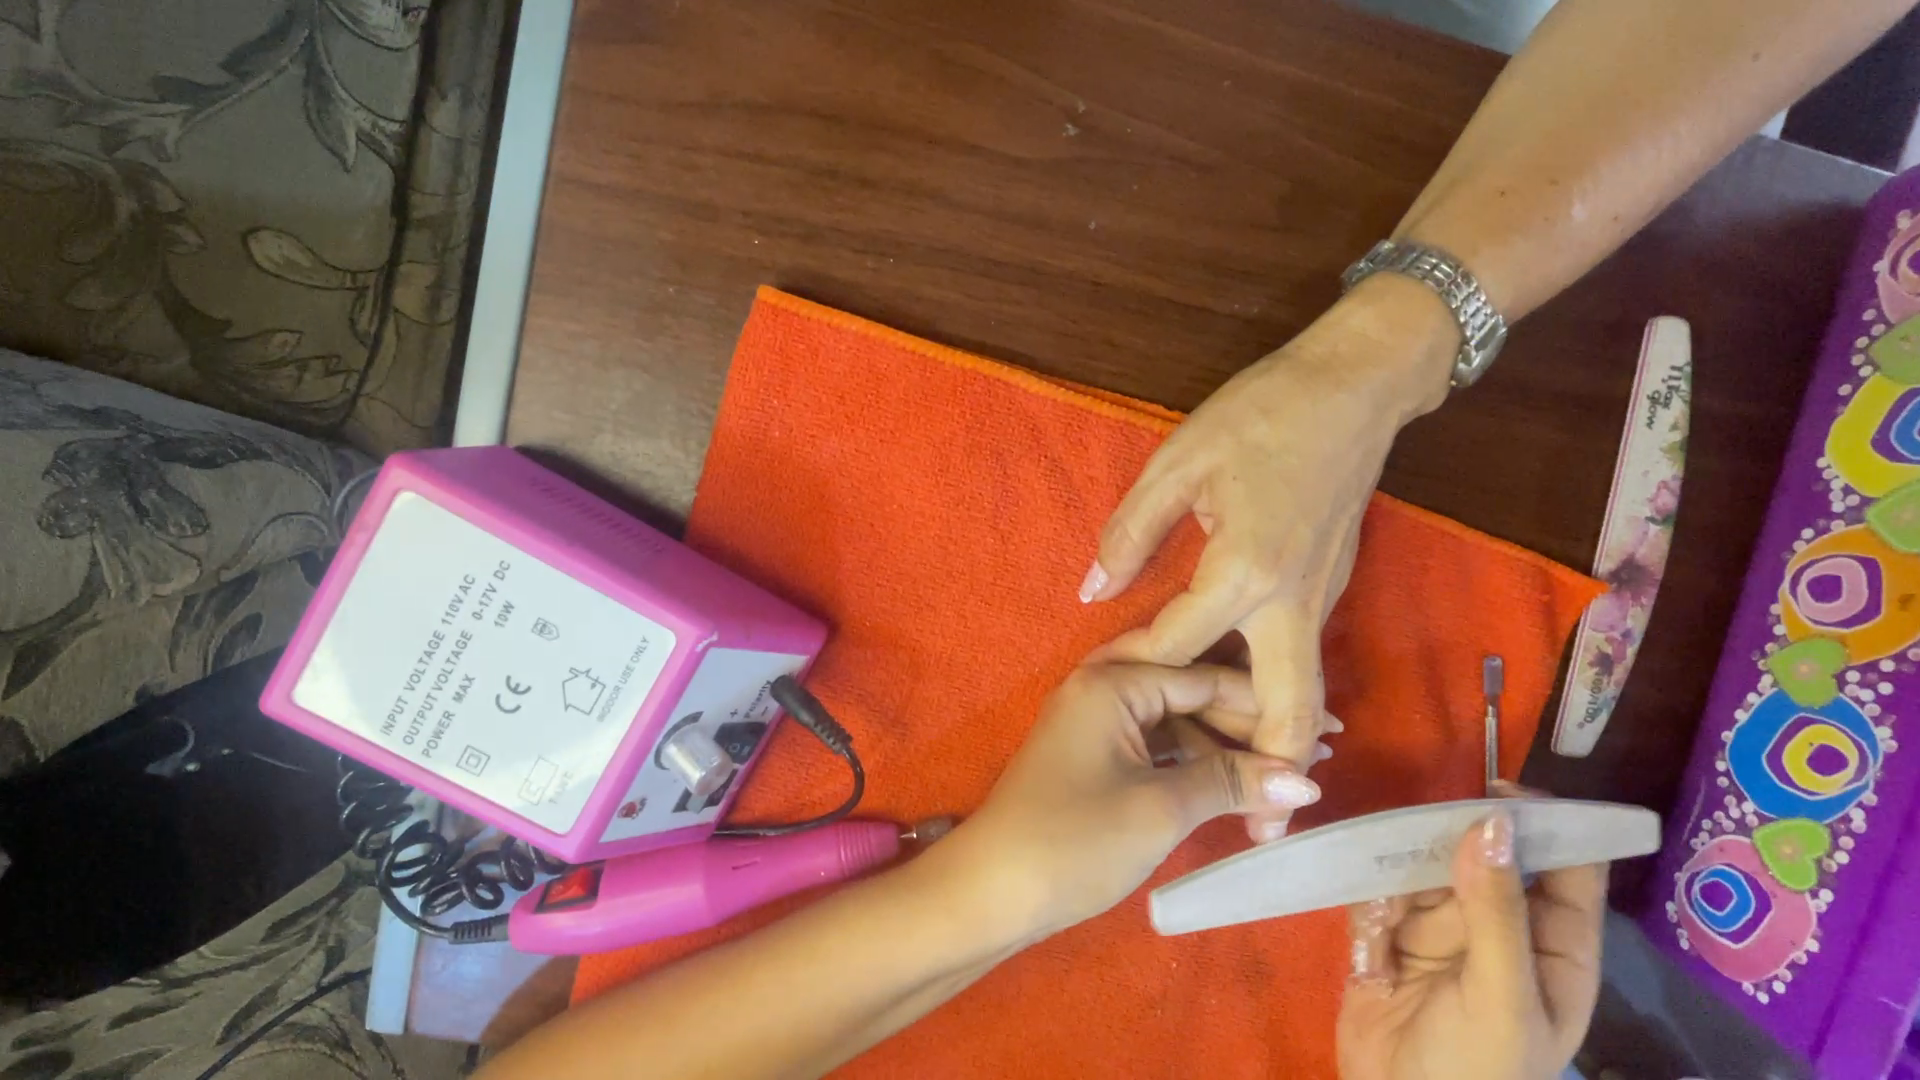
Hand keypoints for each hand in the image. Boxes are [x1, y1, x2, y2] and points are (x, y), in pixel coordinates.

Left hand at [934, 659, 1322, 941]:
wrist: (990, 889)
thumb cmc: (1075, 841)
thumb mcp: (1160, 808)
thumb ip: (1230, 782)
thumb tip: (1305, 779)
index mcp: (1113, 681)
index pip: (1206, 679)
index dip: (1267, 709)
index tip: (1328, 732)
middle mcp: (1101, 685)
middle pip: (1190, 691)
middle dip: (1247, 723)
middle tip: (1315, 750)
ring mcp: (1093, 718)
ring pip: (1173, 719)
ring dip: (1222, 747)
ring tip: (1280, 775)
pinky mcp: (1091, 751)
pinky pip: (1153, 741)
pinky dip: (1189, 761)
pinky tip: (1229, 782)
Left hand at [1085, 279, 1456, 770]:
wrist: (1356, 387)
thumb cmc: (1258, 417)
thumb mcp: (1178, 465)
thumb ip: (1130, 534)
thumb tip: (1092, 589)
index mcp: (1243, 572)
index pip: (1179, 648)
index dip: (1141, 674)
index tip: (1114, 715)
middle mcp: (1290, 603)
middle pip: (1287, 710)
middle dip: (1272, 773)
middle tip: (1258, 840)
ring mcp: (1319, 599)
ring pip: (1302, 689)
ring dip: (1282, 742)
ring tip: (1255, 794)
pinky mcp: (1331, 588)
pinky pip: (1302, 657)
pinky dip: (1283, 696)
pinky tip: (1247, 706)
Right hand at [1334, 809, 1607, 1079]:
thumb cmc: (1474, 1071)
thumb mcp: (1499, 997)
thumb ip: (1495, 909)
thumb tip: (1492, 819)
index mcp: (1551, 949)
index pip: (1567, 871)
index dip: (1547, 825)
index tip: (1499, 788)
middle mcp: (1497, 929)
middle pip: (1480, 856)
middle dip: (1447, 843)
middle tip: (1413, 837)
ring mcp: (1438, 930)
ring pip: (1421, 867)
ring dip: (1398, 875)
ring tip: (1389, 910)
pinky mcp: (1386, 933)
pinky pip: (1377, 892)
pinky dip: (1369, 902)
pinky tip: (1371, 939)